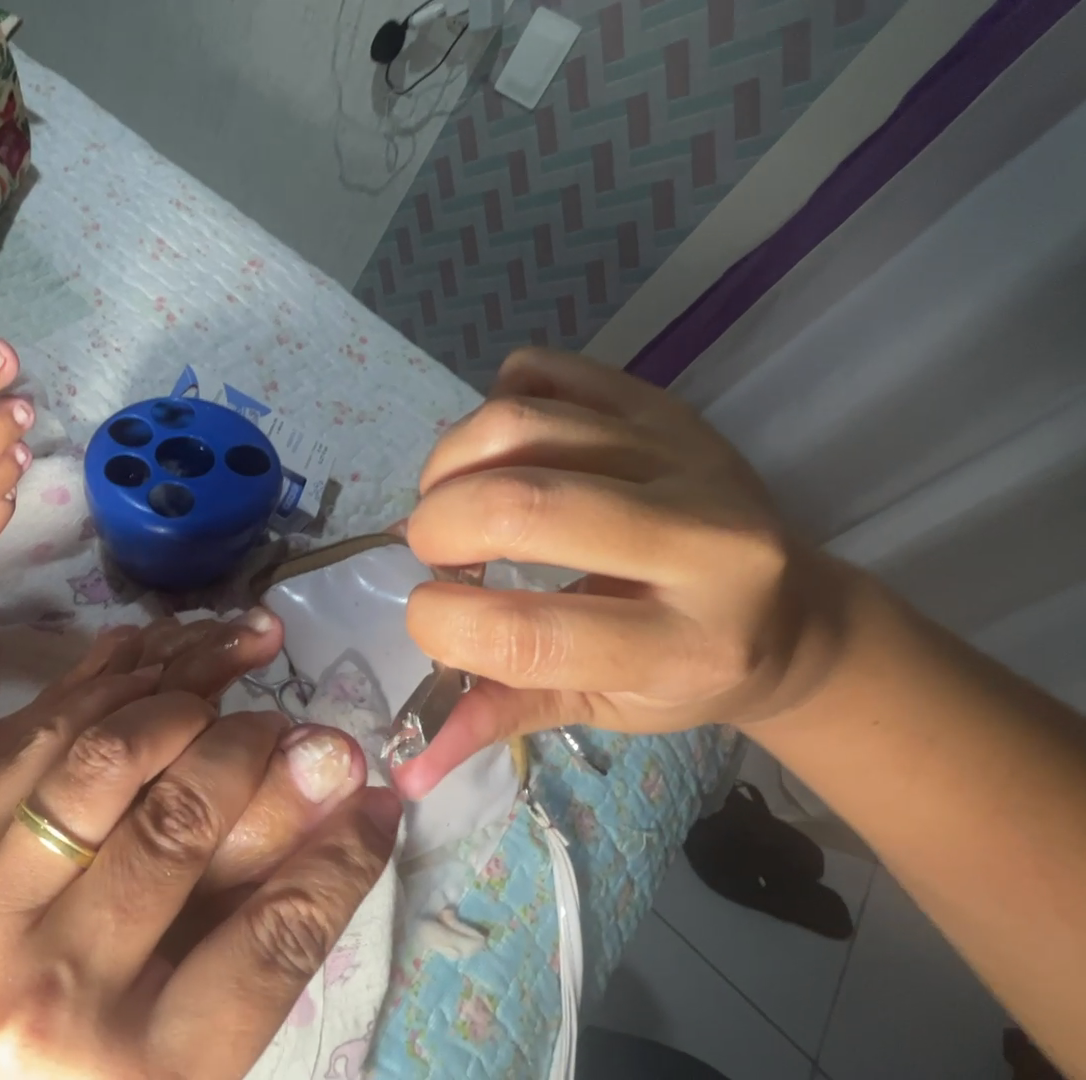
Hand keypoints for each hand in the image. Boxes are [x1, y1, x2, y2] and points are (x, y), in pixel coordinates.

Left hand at [0, 692, 399, 1079]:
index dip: (343, 856)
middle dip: (260, 759)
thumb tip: (334, 830)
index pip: (274, 939)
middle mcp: (63, 990)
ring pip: (104, 767)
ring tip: (223, 708)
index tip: (376, 797)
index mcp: (148, 1074)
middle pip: (183, 829)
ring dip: (178, 715)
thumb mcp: (179, 1067)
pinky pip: (39, 751)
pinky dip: (104, 706)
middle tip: (308, 731)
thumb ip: (247, 957)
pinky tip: (148, 693)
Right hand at [395, 348, 848, 796]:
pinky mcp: (662, 404)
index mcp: (683, 642)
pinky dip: (491, 404)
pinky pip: (543, 372)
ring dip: (448, 462)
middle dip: (436, 528)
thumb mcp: (603, 710)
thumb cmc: (685, 672)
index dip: (440, 621)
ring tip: (450, 497)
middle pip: (521, 505)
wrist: (793, 608)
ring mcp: (683, 454)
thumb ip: (501, 720)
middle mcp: (700, 539)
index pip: (525, 632)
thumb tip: (405, 770)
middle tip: (434, 550)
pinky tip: (496, 452)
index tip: (431, 614)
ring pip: (519, 422)